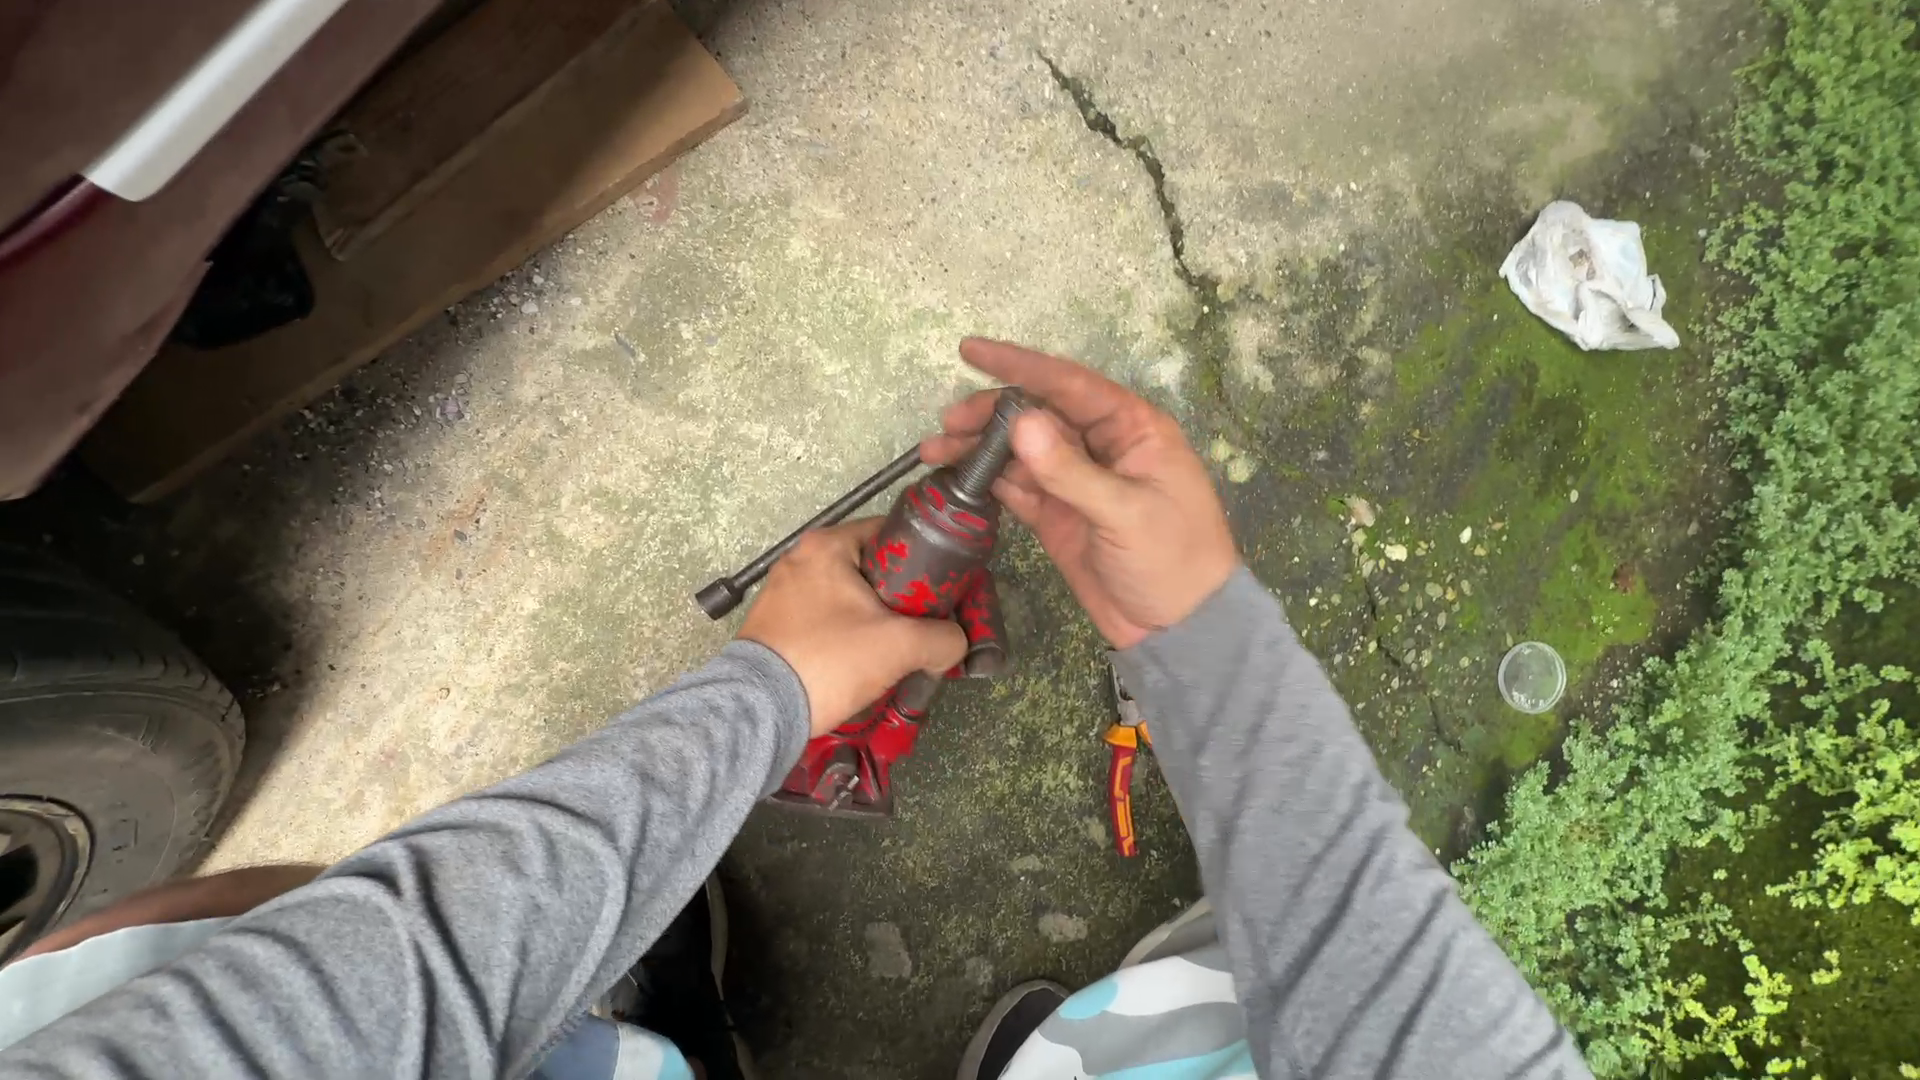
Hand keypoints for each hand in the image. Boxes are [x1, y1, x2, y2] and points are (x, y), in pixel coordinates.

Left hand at [737, 518, 967, 734]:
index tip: (941, 591)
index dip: (923, 560)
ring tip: (893, 650)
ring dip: (874, 620)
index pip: (891, 534)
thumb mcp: (900, 646)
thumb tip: (953, 643)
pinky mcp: (774, 623)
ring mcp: (782, 591)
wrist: (760, 712)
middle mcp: (799, 558)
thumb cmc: (829, 661)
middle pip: (871, 567)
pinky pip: (825, 619)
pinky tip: (859, 662)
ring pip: (848, 596)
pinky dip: (846, 635)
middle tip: (921, 626)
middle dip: (899, 598)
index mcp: (827, 545)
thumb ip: (943, 638)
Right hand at [921, 338, 1237, 649]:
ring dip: (979, 448)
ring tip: (935, 451)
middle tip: (948, 424)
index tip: (971, 351)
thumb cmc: (1172, 561)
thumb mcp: (1126, 514)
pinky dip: (987, 481)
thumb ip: (1071, 471)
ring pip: (1019, 451)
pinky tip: (957, 478)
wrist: (1176, 627)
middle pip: (1036, 415)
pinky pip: (1016, 486)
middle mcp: (1100, 446)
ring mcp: (1074, 481)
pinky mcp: (1056, 514)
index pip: (1069, 385)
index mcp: (1131, 429)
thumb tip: (1020, 423)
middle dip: (990, 414)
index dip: (1020, 366)